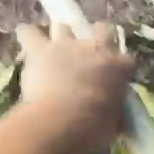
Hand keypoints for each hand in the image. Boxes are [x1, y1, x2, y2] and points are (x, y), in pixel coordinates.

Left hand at [15, 22, 130, 147]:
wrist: (64, 121)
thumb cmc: (95, 126)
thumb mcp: (115, 121)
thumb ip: (114, 110)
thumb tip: (112, 113)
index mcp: (118, 67)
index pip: (125, 59)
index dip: (119, 67)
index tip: (114, 76)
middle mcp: (94, 49)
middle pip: (101, 29)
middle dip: (97, 37)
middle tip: (88, 55)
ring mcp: (66, 45)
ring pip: (64, 27)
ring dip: (61, 36)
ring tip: (56, 50)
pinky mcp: (39, 49)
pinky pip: (29, 32)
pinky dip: (28, 35)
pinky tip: (28, 42)